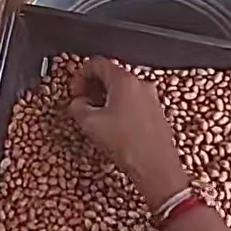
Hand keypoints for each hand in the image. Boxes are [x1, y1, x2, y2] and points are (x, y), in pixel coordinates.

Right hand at [67, 58, 189, 201]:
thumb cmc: (126, 143)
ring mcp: (151, 98)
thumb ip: (78, 107)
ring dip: (106, 98)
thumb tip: (77, 103)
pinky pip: (134, 102)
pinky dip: (120, 107)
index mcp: (124, 80)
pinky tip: (113, 126)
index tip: (74, 90)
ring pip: (123, 89)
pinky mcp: (156, 113)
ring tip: (96, 117)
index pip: (97, 63)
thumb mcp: (90, 123)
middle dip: (93, 86)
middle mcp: (141, 84)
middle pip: (111, 75)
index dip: (80, 75)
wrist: (156, 166)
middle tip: (82, 102)